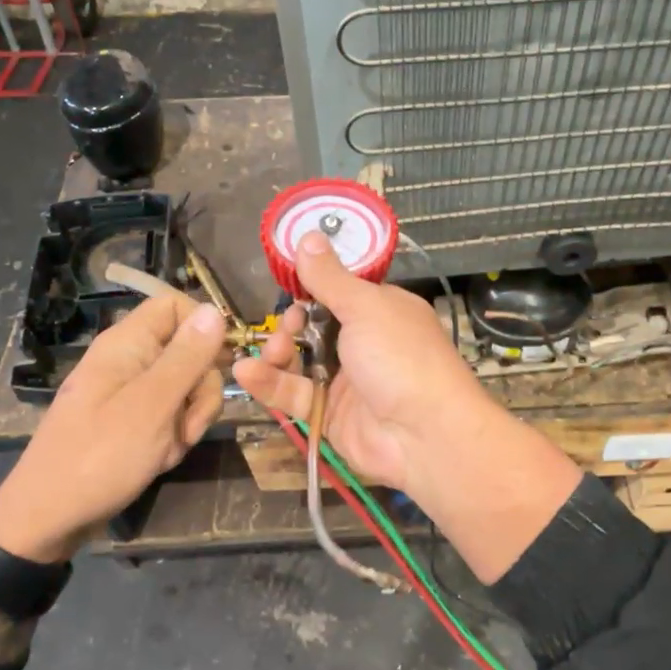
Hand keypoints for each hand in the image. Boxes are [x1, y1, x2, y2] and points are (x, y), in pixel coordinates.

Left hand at [0, 296, 226, 561]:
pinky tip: (159, 458)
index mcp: (126, 344)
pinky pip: (170, 415)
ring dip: (189, 419)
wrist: (49, 518)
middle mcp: (129, 360)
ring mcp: (130, 392)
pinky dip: (173, 436)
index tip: (225, 360)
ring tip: (168, 448)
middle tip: (189, 423)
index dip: (204, 326)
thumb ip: (187, 357)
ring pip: (186, 388)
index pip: (175, 305)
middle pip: (189, 351)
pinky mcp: (132, 421)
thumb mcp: (153, 405)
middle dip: (201, 389)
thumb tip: (214, 310)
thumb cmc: (99, 456)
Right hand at [231, 231, 506, 494]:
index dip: (310, 288)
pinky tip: (245, 372)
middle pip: (312, 325)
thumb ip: (330, 278)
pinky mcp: (327, 413)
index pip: (338, 292)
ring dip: (277, 352)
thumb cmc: (402, 357)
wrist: (425, 434)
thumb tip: (308, 235)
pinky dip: (268, 382)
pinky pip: (292, 393)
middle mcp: (364, 342)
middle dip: (291, 323)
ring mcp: (345, 379)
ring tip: (272, 353)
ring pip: (298, 360)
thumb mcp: (366, 308)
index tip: (288, 284)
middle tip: (288, 327)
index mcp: (381, 310)